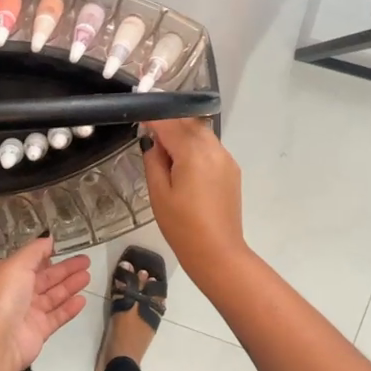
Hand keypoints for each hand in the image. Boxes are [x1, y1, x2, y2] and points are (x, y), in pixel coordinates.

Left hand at [0, 237, 91, 369]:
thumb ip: (35, 250)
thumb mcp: (17, 264)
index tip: (66, 246)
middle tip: (86, 261)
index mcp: (9, 274)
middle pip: (46, 278)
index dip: (48, 254)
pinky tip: (82, 300)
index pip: (32, 261)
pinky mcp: (39, 330)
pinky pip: (57, 316)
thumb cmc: (5, 296)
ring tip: (88, 276)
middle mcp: (18, 292)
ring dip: (70, 286)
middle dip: (65, 269)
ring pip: (54, 296)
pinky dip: (69, 308)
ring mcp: (29, 312)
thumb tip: (49, 238)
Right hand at [142, 118, 247, 271]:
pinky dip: (196, 148)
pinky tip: (185, 167)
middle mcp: (213, 148)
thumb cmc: (182, 225)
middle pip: (188, 123)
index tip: (138, 118)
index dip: (152, 119)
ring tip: (167, 154)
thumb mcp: (158, 192)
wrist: (217, 252)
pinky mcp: (232, 170)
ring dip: (184, 135)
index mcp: (193, 151)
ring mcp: (226, 158)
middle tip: (149, 137)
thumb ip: (154, 160)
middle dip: (169, 124)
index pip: (169, 123)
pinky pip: (211, 148)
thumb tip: (153, 141)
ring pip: (202, 133)